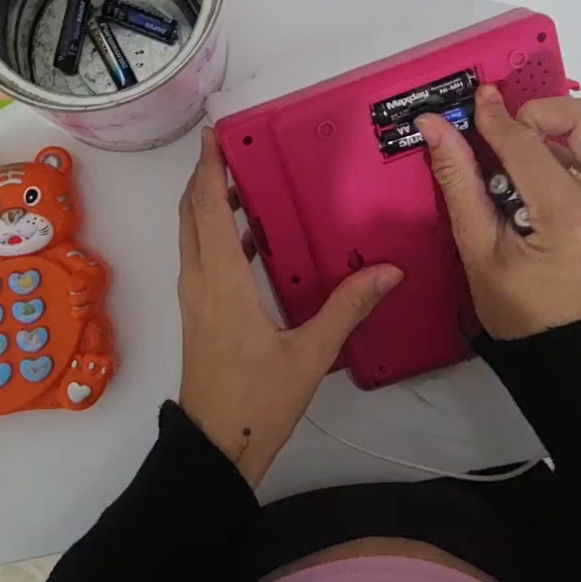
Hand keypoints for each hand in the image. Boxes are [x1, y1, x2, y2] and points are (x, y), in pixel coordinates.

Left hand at [177, 127, 401, 485]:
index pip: (209, 209)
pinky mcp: (199, 311)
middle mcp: (200, 280)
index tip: (212, 135)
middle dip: (205, 176)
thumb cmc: (258, 399)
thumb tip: (388, 271)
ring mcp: (195, 296)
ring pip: (193, 234)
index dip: (208, 169)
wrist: (215, 446)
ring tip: (241, 181)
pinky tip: (252, 237)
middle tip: (229, 147)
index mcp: (222, 281)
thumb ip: (347, 309)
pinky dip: (217, 234)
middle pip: (192, 214)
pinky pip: (201, 256)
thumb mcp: (309, 354)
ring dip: (209, 203)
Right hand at [416, 90, 580, 340]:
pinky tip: (532, 180)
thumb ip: (458, 179)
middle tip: (505, 136)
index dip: (495, 119)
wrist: (563, 349)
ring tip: (514, 165)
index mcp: (574, 220)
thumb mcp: (476, 245)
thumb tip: (433, 124)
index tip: (472, 102)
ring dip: (551, 132)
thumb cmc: (513, 306)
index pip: (531, 147)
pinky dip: (561, 152)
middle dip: (541, 113)